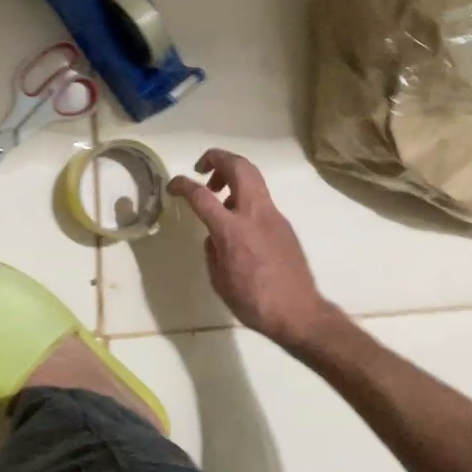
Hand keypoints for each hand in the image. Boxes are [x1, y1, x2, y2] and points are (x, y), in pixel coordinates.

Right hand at [167, 148, 329, 344]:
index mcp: (232, 230)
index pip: (201, 195)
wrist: (298, 313)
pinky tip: (238, 221)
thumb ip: (212, 249)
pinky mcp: (284, 224)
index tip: (172, 186)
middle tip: (201, 168)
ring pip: (254, 177)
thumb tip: (215, 236)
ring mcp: (273, 216)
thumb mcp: (218, 279)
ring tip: (219, 195)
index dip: (182, 184)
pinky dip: (244, 196)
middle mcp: (254, 214)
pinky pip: (261, 198)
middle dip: (217, 157)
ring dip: (232, 175)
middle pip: (238, 166)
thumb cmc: (252, 302)